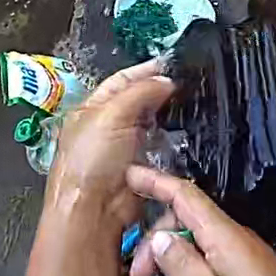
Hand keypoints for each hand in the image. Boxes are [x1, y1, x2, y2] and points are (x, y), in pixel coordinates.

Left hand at [44, 60, 175, 236]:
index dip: (145, 71)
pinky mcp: (142, 166)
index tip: (170, 65)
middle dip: (160, 93)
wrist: (94, 210)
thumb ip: (140, 92)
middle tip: (183, 86)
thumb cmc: (89, 163)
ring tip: (186, 106)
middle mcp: (108, 126)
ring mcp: (125, 147)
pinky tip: (182, 134)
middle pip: (139, 101)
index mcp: (92, 108)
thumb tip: (165, 81)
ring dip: (167, 117)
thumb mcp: (111, 115)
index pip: (122, 80)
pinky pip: (162, 148)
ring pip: (153, 124)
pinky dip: (172, 140)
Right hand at [125, 165, 275, 275]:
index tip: (127, 175)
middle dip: (158, 259)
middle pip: (184, 232)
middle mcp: (233, 244)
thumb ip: (183, 269)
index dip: (155, 183)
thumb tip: (160, 238)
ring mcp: (241, 264)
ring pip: (194, 266)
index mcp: (226, 240)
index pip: (185, 197)